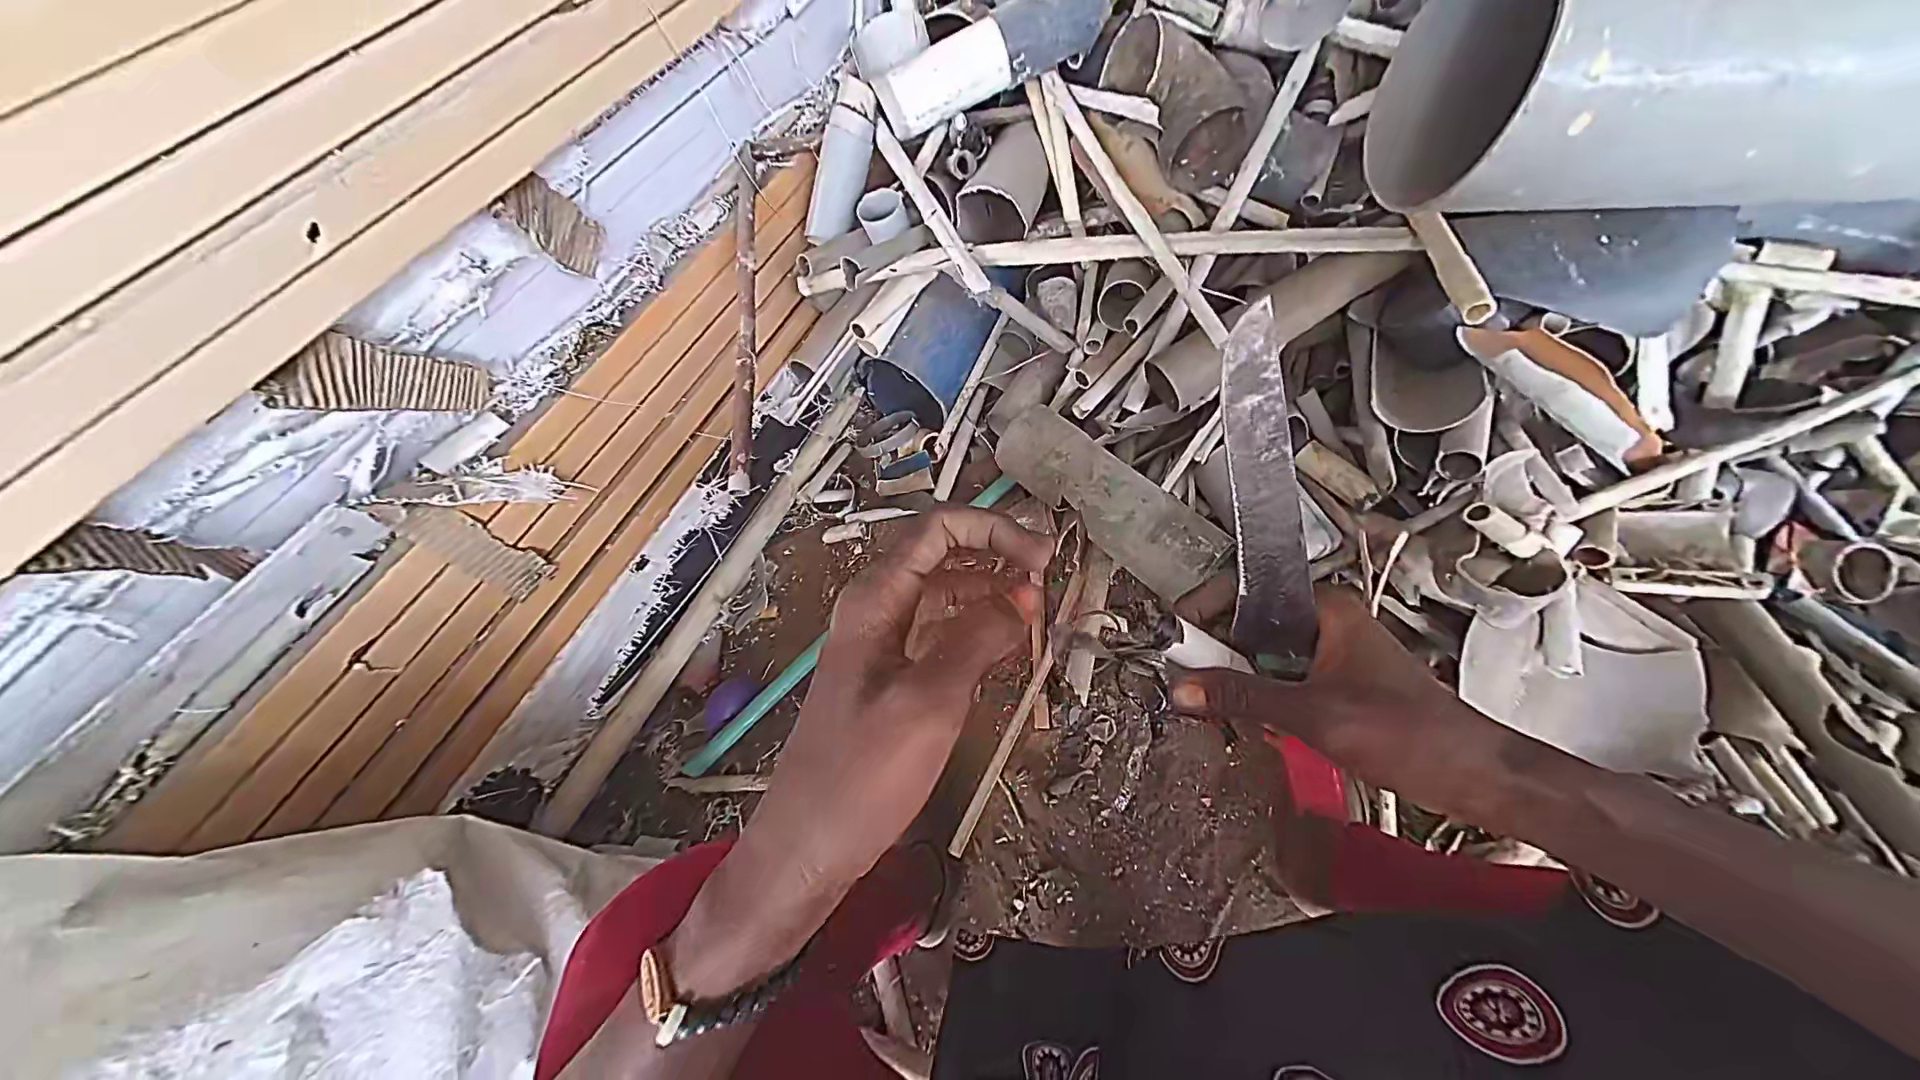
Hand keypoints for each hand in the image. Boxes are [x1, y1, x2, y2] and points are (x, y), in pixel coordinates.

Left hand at [760, 504, 1049, 885]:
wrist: (810, 845)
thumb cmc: (861, 775)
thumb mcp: (928, 702)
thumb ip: (978, 639)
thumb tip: (1024, 596)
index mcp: (876, 598)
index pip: (938, 529)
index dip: (995, 530)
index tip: (1043, 557)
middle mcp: (880, 609)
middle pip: (945, 556)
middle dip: (999, 559)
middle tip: (1048, 587)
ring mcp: (888, 642)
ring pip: (950, 596)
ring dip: (994, 596)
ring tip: (1038, 617)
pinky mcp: (899, 675)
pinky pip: (946, 635)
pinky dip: (981, 632)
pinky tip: (1010, 647)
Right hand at [1169, 584, 1570, 834]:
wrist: (1474, 778)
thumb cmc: (1416, 735)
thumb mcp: (1314, 713)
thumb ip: (1243, 697)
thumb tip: (1185, 687)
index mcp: (1323, 608)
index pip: (1242, 589)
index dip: (1202, 610)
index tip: (1175, 636)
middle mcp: (1320, 624)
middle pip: (1243, 624)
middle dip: (1216, 655)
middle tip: (1194, 682)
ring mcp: (1322, 655)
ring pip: (1255, 656)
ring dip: (1236, 682)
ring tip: (1228, 709)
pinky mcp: (1325, 684)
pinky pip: (1272, 680)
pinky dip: (1257, 700)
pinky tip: (1260, 725)